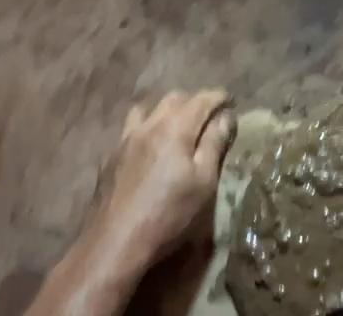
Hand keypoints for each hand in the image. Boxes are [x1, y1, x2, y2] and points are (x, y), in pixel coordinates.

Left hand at [95, 90, 235, 258]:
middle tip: (208, 117)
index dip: (219, 97)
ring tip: (177, 127)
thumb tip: (226, 117)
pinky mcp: (111, 157)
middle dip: (195, 101)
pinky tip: (150, 147)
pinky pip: (132, 127)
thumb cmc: (168, 214)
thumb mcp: (203, 183)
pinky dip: (147, 126)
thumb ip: (215, 144)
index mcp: (175, 127)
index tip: (231, 103)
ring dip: (167, 110)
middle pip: (175, 98)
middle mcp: (150, 125)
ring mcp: (126, 139)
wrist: (114, 244)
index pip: (202, 99)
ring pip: (149, 108)